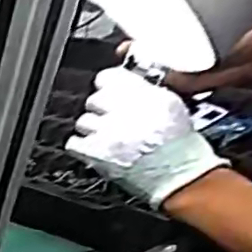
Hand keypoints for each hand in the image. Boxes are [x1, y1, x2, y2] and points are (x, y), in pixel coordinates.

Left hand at [64, 67, 226, 208]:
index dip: (106, 83)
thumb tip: (123, 87)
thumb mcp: (171, 105)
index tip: (107, 88)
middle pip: (93, 99)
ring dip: (90, 127)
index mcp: (146, 94)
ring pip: (82, 121)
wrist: (175, 174)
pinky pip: (73, 143)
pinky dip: (80, 145)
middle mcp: (124, 111)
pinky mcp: (93, 154)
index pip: (109, 77)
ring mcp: (106, 133)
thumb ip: (145, 92)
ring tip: (104, 135)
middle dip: (100, 108)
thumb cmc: (178, 144)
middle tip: (109, 117)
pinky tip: (93, 148)